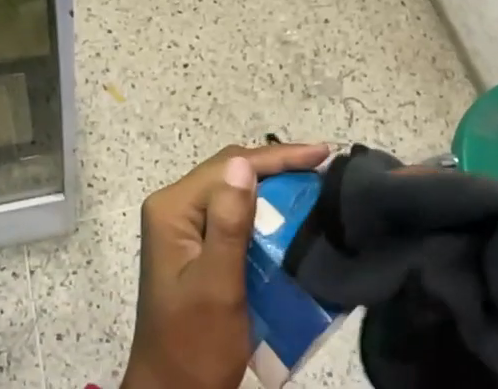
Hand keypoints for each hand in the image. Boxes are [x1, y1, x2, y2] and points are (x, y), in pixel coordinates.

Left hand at [122, 142, 330, 388]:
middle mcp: (174, 209)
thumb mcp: (219, 285)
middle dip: (277, 168)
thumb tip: (245, 163)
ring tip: (316, 187)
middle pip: (230, 173)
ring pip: (234, 192)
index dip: (277, 157)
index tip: (323, 154)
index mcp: (172, 209)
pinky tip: (292, 218)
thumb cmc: (196, 344)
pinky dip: (264, 214)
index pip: (229, 166)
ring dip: (273, 189)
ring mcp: (183, 228)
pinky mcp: (196, 248)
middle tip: (325, 168)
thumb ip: (231, 223)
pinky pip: (232, 217)